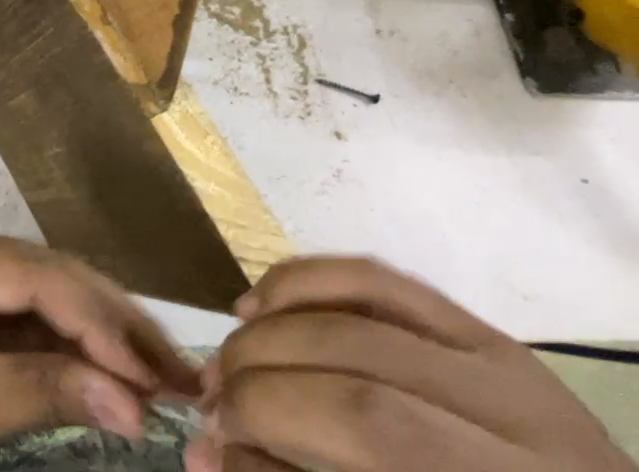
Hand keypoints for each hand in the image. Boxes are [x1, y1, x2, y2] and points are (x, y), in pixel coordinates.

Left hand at [0, 224, 200, 471]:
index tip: (160, 377)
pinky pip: (28, 321)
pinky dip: (71, 350)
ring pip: (45, 298)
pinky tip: (115, 379)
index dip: (102, 322)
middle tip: (180, 378)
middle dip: (111, 326)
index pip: (37, 274)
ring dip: (99, 339)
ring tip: (162, 383)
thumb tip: (139, 404)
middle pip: (46, 277)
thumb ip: (53, 390)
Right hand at [191, 257, 635, 471]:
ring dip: (263, 336)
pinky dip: (298, 283)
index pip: (365, 427)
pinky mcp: (484, 332)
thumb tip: (208, 454)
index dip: (264, 421)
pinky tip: (257, 309)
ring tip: (229, 364)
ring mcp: (508, 368)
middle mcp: (525, 429)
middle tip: (213, 404)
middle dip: (254, 384)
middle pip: (352, 378)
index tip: (216, 446)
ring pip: (353, 319)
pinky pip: (375, 279)